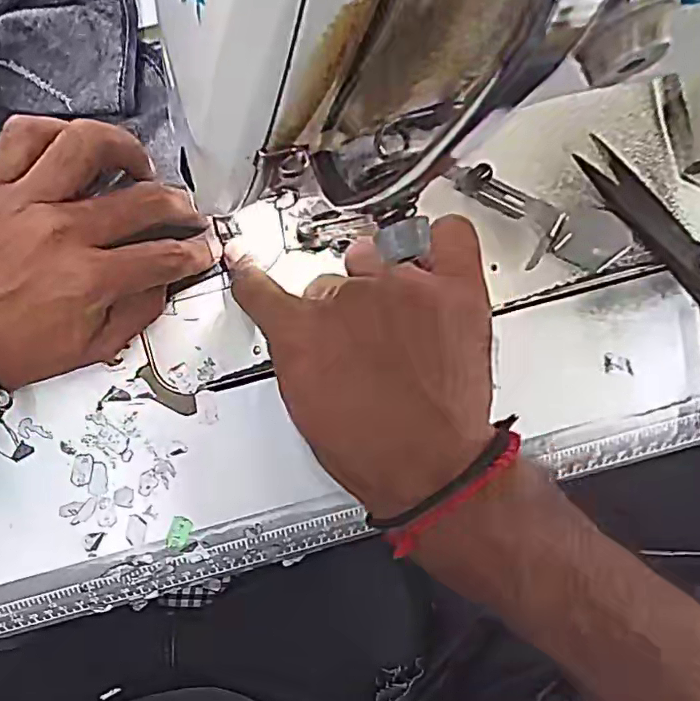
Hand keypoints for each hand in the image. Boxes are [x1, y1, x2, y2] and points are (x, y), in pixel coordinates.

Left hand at [0, 116, 215, 433]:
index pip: (161, 255)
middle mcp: (60, 233)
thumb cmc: (20, 349)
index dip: (193, 251)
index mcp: (87, 280)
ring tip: (137, 165)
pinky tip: (73, 149)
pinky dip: (55, 130)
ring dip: (125, 147)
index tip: (202, 248)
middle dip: (179, 206)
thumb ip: (137, 312)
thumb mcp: (92, 347)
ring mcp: (25, 203)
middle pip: (142, 199)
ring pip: (87, 144)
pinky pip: (25, 134)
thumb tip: (167, 279)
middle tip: (184, 213)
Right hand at [228, 215, 496, 517]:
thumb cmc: (366, 446)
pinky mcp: (453, 288)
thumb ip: (294, 354)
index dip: (250, 276)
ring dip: (380, 281)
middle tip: (356, 338)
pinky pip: (449, 234)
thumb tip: (300, 337)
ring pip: (379, 256)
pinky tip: (432, 260)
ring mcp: (403, 287)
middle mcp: (348, 297)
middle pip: (329, 280)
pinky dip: (439, 242)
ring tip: (394, 317)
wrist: (427, 466)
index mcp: (300, 330)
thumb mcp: (303, 403)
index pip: (260, 287)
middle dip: (336, 307)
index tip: (246, 266)